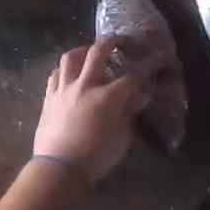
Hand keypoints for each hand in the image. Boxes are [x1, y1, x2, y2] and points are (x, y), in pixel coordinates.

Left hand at [33, 38, 153, 182]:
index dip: (150, 64)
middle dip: (113, 41)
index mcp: (108, 97)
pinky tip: (70, 73)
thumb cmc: (95, 157)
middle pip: (98, 51)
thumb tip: (142, 94)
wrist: (58, 169)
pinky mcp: (49, 97)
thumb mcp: (122, 137)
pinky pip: (56, 74)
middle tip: (121, 41)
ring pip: (70, 57)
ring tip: (90, 52)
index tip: (161, 55)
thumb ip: (130, 111)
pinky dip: (65, 70)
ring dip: (83, 50)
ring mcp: (64, 89)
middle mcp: (85, 85)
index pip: (134, 75)